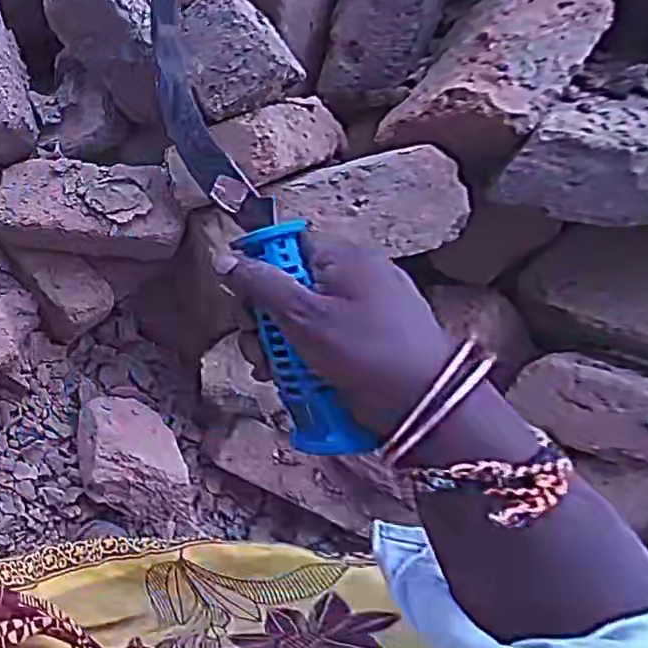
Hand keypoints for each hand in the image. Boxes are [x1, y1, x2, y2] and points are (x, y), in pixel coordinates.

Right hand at [213, 233, 454, 436]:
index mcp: (344, 258)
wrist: (424, 405)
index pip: (285, 242)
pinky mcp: (362, 337)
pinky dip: (297, 353)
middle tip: (256, 339)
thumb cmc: (365, 351)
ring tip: (272, 366)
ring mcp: (361, 308)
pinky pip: (316, 335)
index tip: (239, 292)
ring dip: (273, 341)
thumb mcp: (300, 315)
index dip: (255, 263)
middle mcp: (354, 276)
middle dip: (260, 315)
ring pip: (295, 314)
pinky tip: (291, 374)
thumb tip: (223, 260)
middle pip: (284, 282)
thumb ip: (259, 284)